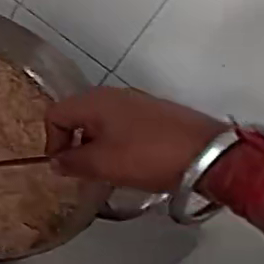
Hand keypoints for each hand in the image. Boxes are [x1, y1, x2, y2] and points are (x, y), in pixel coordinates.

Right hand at [45, 87, 227, 191]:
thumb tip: (56, 162)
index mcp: (94, 101)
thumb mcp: (102, 164)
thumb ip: (71, 162)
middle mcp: (112, 95)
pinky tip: (130, 162)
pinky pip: (122, 124)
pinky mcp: (156, 113)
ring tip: (106, 169)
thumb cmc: (147, 157)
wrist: (211, 156)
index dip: (52, 141)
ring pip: (100, 121)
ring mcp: (137, 102)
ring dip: (95, 144)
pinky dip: (116, 141)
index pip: (54, 115)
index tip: (63, 165)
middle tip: (81, 169)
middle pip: (76, 115)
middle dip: (73, 142)